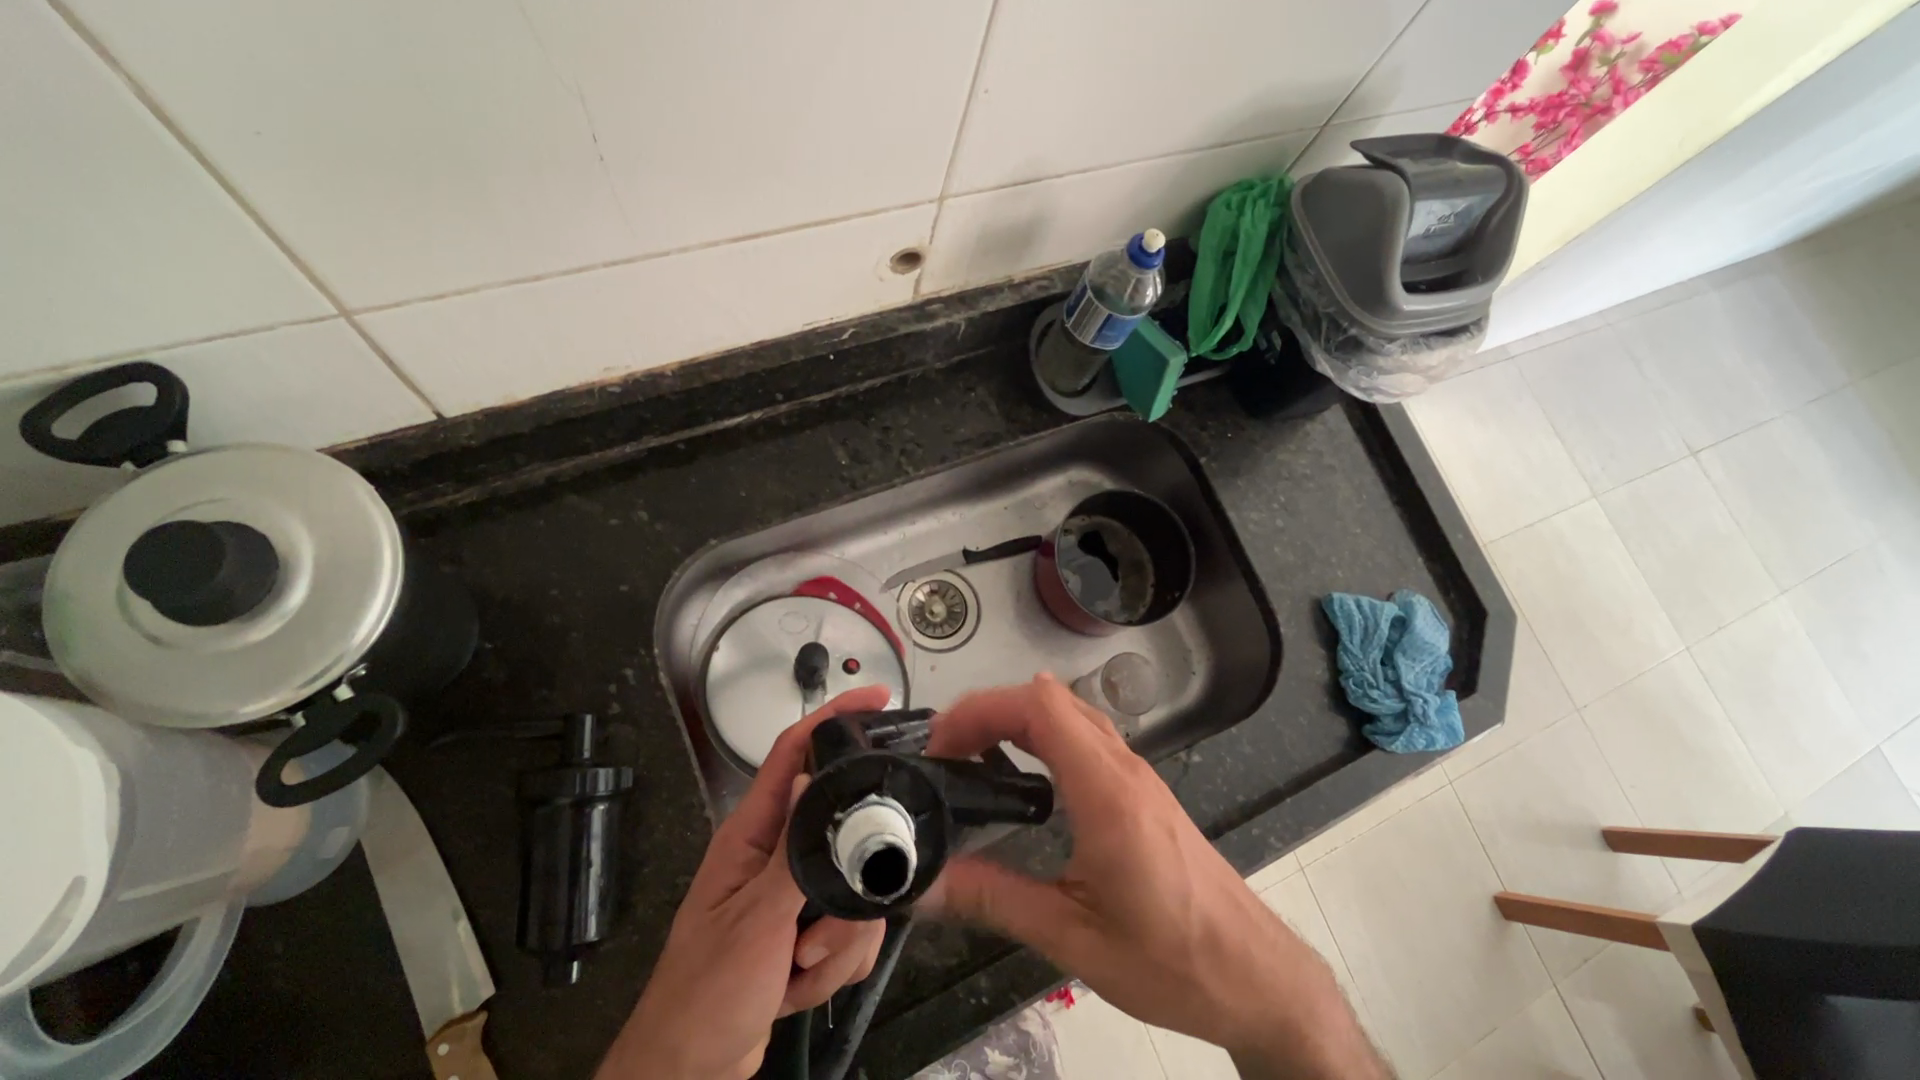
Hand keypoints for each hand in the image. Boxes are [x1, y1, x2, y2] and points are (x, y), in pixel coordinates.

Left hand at [596, 685, 892, 1079]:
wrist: (693, 1068)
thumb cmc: (706, 992)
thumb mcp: (755, 922)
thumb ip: (792, 852)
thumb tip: (808, 779)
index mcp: (752, 837)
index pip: (792, 755)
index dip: (833, 718)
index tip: (877, 698)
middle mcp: (776, 857)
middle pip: (845, 834)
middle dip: (850, 887)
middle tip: (818, 930)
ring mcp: (794, 895)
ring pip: (856, 889)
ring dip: (837, 940)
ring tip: (797, 966)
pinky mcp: (808, 929)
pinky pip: (852, 929)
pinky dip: (835, 964)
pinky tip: (799, 984)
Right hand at [922, 675, 1386, 1079]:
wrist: (1256, 976)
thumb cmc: (1172, 960)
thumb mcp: (1072, 938)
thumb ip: (995, 900)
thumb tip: (923, 884)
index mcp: (1107, 793)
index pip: (1039, 706)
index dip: (981, 709)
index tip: (940, 745)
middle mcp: (1125, 771)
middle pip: (1051, 700)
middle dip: (989, 713)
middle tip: (945, 754)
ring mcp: (1140, 779)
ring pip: (1072, 716)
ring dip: (1017, 722)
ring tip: (972, 762)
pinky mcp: (1145, 796)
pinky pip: (1088, 740)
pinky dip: (1043, 739)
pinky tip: (1023, 782)